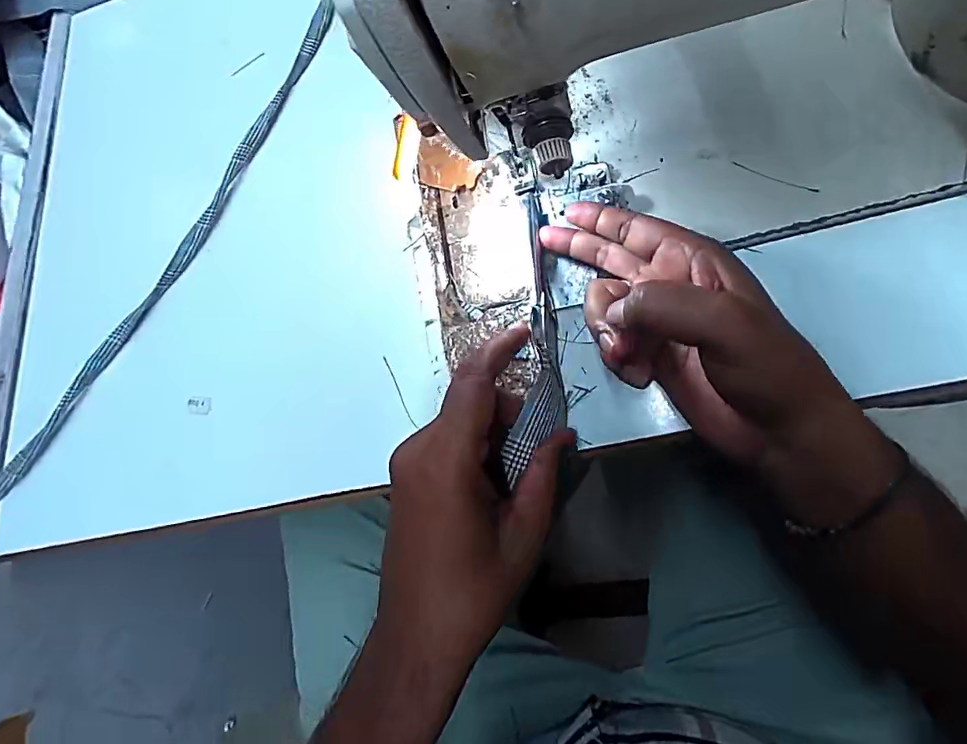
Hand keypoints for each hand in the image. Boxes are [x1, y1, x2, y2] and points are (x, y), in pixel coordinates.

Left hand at [375, 324, 574, 672]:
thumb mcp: (522, 533)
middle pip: (470, 403)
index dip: (498, 350)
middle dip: (509, 414)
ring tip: (514, 483)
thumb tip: (561, 432)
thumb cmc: (473, 589)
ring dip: (493, 434)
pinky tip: (491, 487)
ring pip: (460, 421)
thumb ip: (543, 473)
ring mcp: (407, 460)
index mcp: (445, 458)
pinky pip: (446, 440)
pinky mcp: (406, 472)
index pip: (471, 384)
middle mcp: (418, 448)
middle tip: (539, 453)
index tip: (524, 332)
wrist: (415, 634)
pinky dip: (475, 447)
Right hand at [539, 203, 899, 524]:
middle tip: (547, 239)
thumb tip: (614, 308)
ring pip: (605, 307)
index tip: (569, 213)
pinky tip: (637, 372)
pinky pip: (612, 342)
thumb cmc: (766, 366)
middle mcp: (670, 285)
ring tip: (626, 352)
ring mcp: (659, 321)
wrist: (779, 431)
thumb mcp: (724, 322)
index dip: (602, 219)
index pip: (637, 230)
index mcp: (693, 263)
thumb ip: (662, 304)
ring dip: (605, 328)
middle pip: (612, 257)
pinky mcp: (650, 354)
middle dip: (580, 248)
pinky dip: (616, 356)